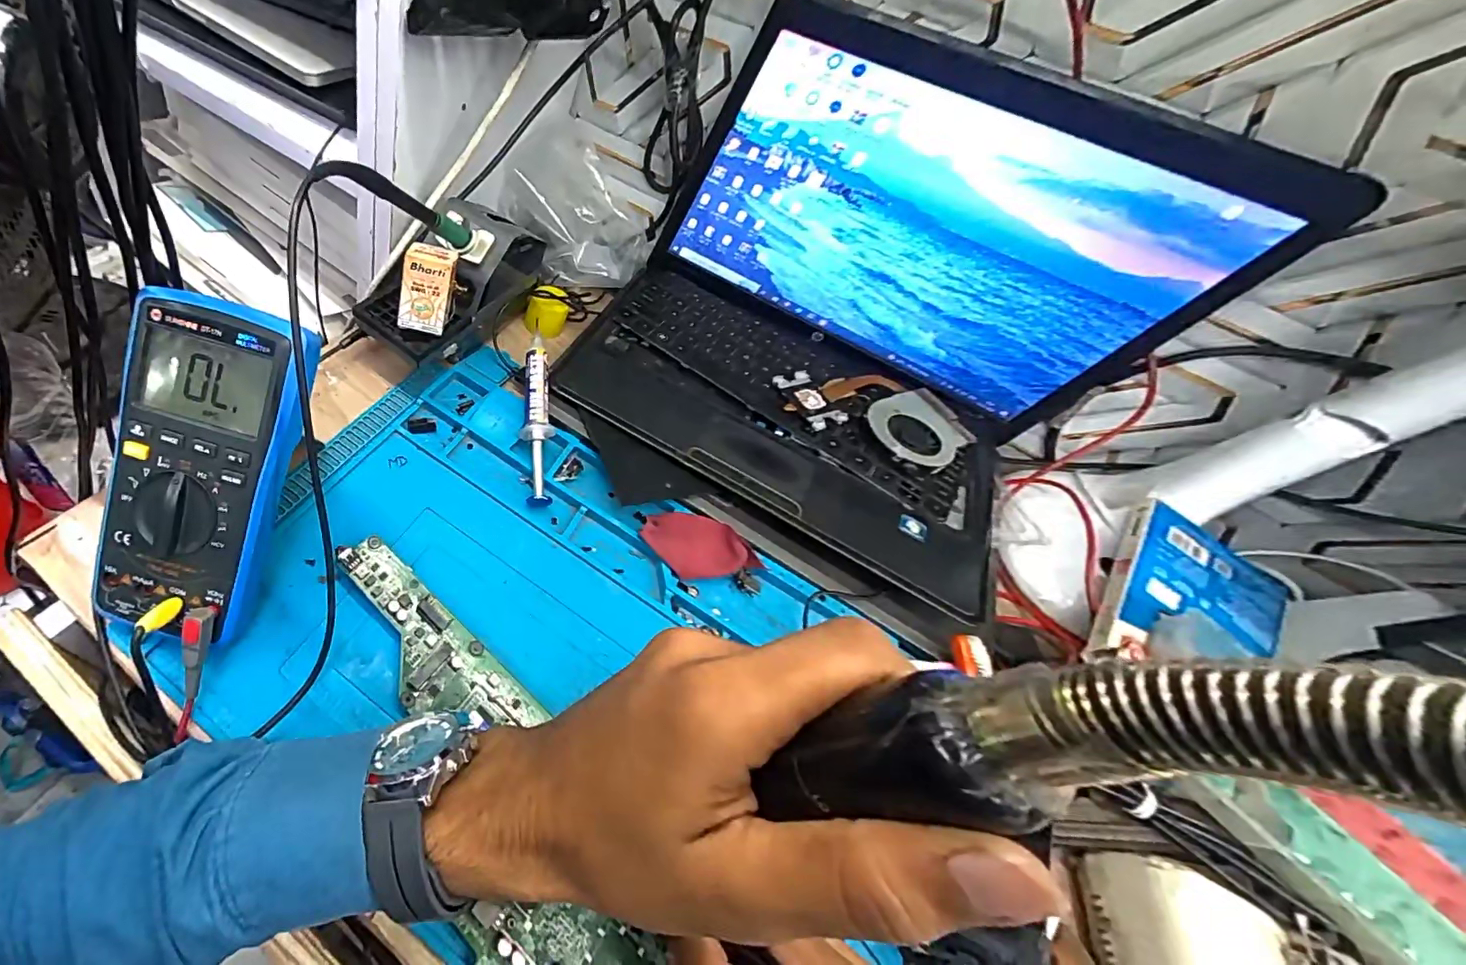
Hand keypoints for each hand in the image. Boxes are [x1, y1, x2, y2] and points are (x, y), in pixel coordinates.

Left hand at [423, 619, 1064, 945]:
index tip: (922, 777)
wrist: (526, 809)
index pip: (854, 650)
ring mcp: (685, 648)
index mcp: (725, 691)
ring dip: (814, 738)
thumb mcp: (743, 890)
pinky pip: (752, 682)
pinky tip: (750, 783)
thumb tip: (1011, 871)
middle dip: (863, 736)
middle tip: (855, 818)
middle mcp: (706, 648)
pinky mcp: (673, 662)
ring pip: (792, 679)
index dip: (907, 703)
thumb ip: (869, 878)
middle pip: (827, 665)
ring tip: (794, 811)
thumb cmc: (619, 852)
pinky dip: (774, 727)